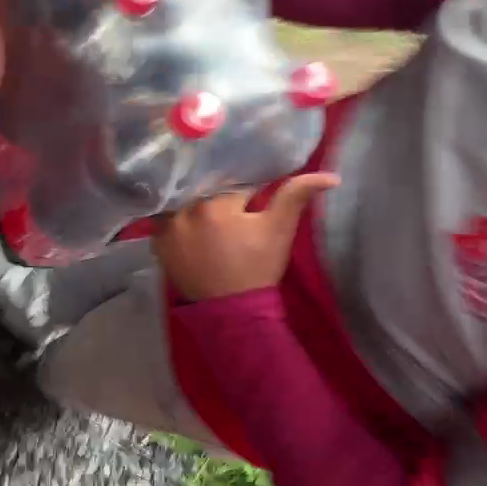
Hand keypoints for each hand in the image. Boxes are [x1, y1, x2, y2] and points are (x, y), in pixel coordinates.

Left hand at [152, 174, 337, 301]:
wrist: (230, 309)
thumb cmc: (257, 267)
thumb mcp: (279, 230)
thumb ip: (296, 196)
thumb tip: (329, 176)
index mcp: (213, 204)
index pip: (230, 180)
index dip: (243, 187)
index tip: (250, 197)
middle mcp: (182, 211)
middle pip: (201, 188)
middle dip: (215, 192)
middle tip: (229, 206)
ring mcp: (165, 228)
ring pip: (180, 201)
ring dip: (193, 203)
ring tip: (208, 214)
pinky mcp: (157, 243)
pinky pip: (164, 219)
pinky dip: (177, 219)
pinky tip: (189, 225)